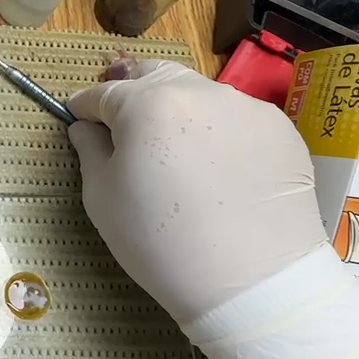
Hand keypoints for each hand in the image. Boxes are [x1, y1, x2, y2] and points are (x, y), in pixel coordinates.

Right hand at [66, 59, 329, 321]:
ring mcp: (246, 106)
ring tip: (173, 150)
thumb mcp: (102, 198)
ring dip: (175, 110)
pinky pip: (234, 117)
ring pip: (197, 93)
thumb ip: (90, 151)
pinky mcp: (281, 129)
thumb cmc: (160, 242)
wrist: (253, 283)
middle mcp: (198, 91)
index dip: (84, 106)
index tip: (77, 117)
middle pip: (153, 75)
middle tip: (123, 125)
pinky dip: (215, 130)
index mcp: (147, 104)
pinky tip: (215, 167)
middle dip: (131, 93)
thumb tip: (86, 128)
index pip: (103, 92)